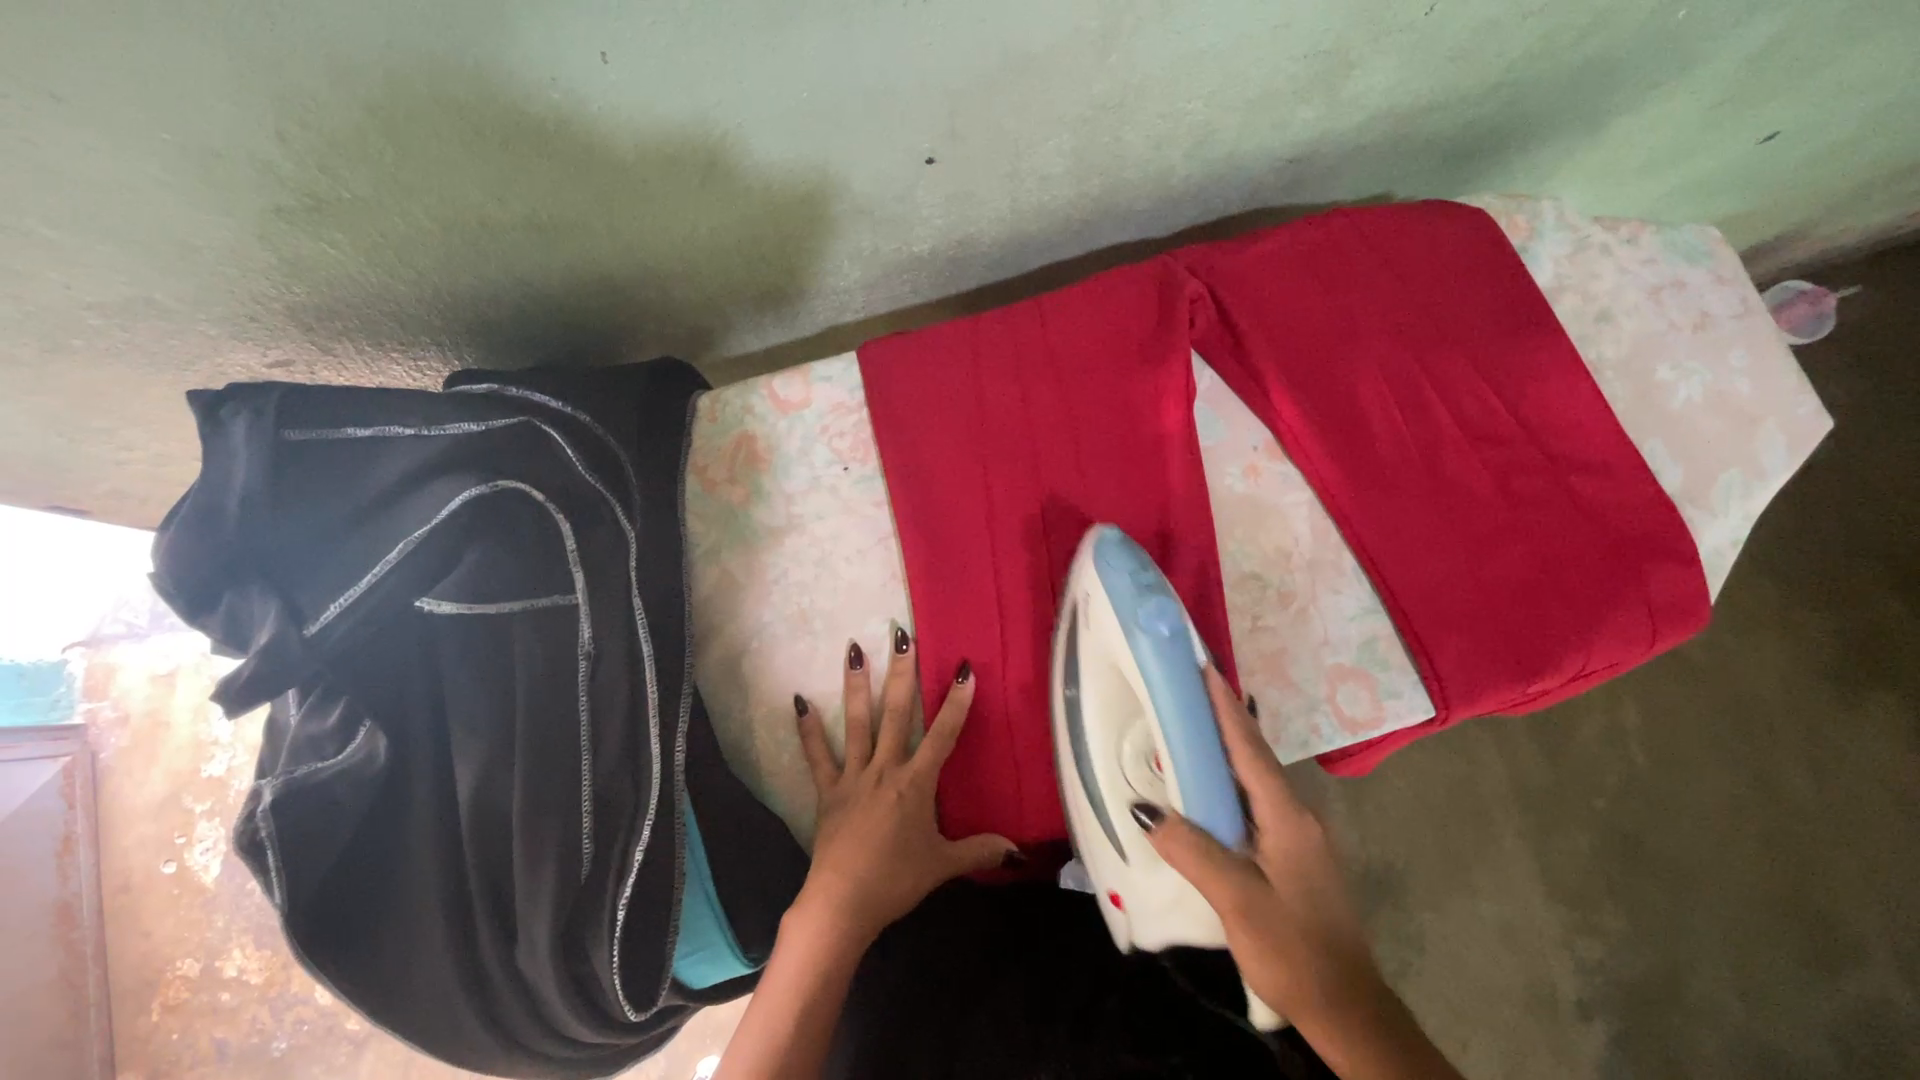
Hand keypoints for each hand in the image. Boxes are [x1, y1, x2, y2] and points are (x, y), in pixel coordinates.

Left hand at [790, 627, 1017, 945]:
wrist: (842, 903)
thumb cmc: (897, 881)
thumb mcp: (943, 865)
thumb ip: (979, 851)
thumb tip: (1020, 851)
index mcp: (916, 784)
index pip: (942, 735)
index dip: (955, 702)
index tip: (963, 668)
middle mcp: (885, 770)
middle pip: (896, 714)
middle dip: (901, 673)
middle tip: (902, 635)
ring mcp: (853, 777)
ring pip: (856, 723)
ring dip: (856, 685)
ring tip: (853, 648)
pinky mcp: (827, 791)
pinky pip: (817, 755)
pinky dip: (808, 730)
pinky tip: (799, 701)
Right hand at [1134, 667, 1380, 1024]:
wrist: (1346, 1006)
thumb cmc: (1292, 948)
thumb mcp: (1236, 899)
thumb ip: (1191, 849)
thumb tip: (1145, 808)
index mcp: (1287, 818)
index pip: (1249, 749)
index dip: (1225, 708)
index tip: (1204, 668)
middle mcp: (1298, 817)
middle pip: (1253, 759)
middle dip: (1222, 722)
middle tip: (1186, 691)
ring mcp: (1301, 839)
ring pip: (1255, 783)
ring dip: (1224, 755)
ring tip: (1189, 731)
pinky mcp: (1295, 859)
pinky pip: (1256, 807)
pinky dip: (1229, 788)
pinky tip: (1209, 793)